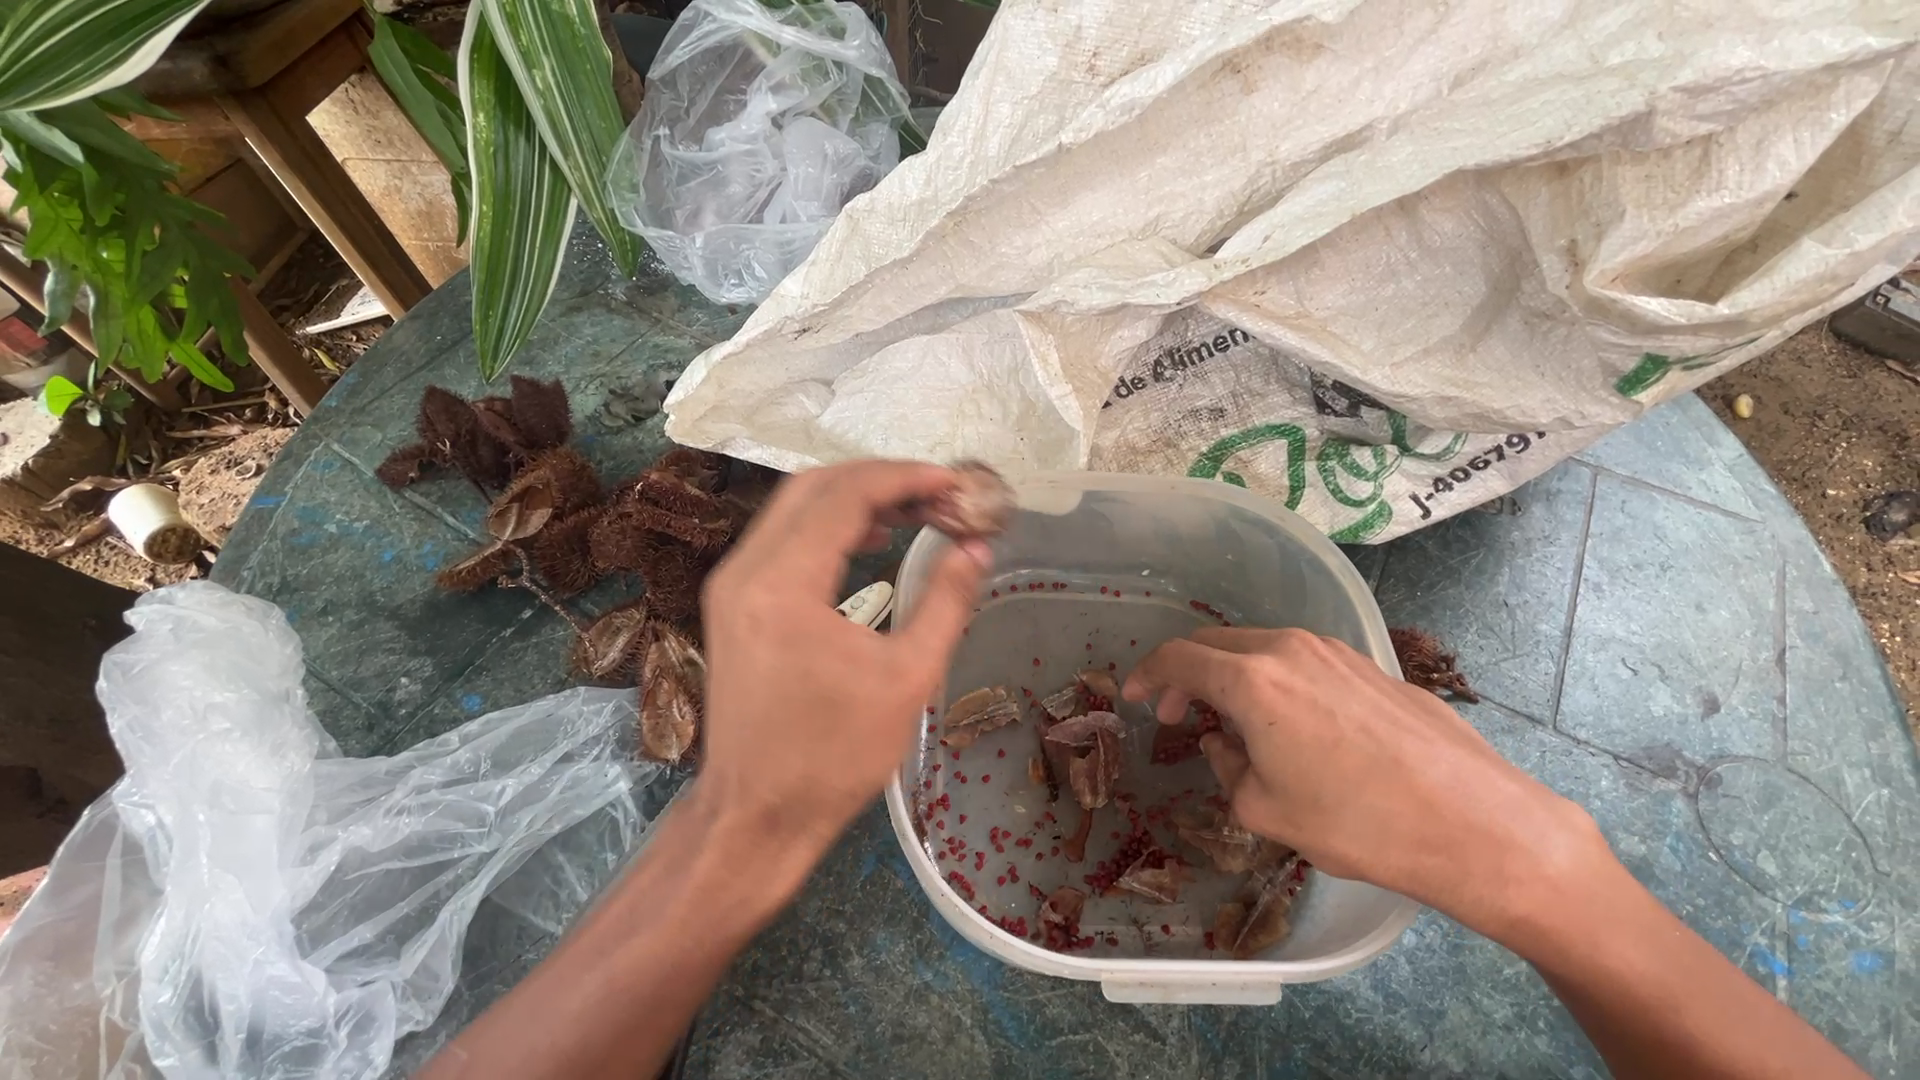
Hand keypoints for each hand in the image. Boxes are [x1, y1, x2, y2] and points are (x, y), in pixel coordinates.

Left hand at [698, 461, 989, 870]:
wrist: (755, 814)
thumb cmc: (834, 757)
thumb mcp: (907, 680)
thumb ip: (945, 602)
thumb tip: (977, 549)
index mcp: (784, 584)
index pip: (846, 495)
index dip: (905, 478)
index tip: (955, 483)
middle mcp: (745, 569)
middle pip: (814, 486)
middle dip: (881, 479)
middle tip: (940, 494)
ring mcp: (732, 585)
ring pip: (794, 506)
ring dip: (855, 497)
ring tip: (917, 510)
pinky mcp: (732, 603)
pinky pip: (782, 537)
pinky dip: (828, 524)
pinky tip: (870, 538)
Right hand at [1122, 627, 1607, 937]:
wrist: (1475, 822)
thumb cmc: (1357, 823)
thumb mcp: (1265, 810)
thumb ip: (1226, 766)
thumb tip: (1225, 742)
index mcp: (1251, 679)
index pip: (1176, 658)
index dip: (1145, 675)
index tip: (1133, 698)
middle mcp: (1288, 648)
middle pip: (1214, 643)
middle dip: (1184, 674)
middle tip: (1177, 714)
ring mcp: (1334, 650)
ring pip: (1258, 647)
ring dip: (1230, 675)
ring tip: (1235, 722)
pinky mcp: (1369, 665)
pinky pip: (1298, 659)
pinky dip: (1271, 678)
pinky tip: (1290, 722)